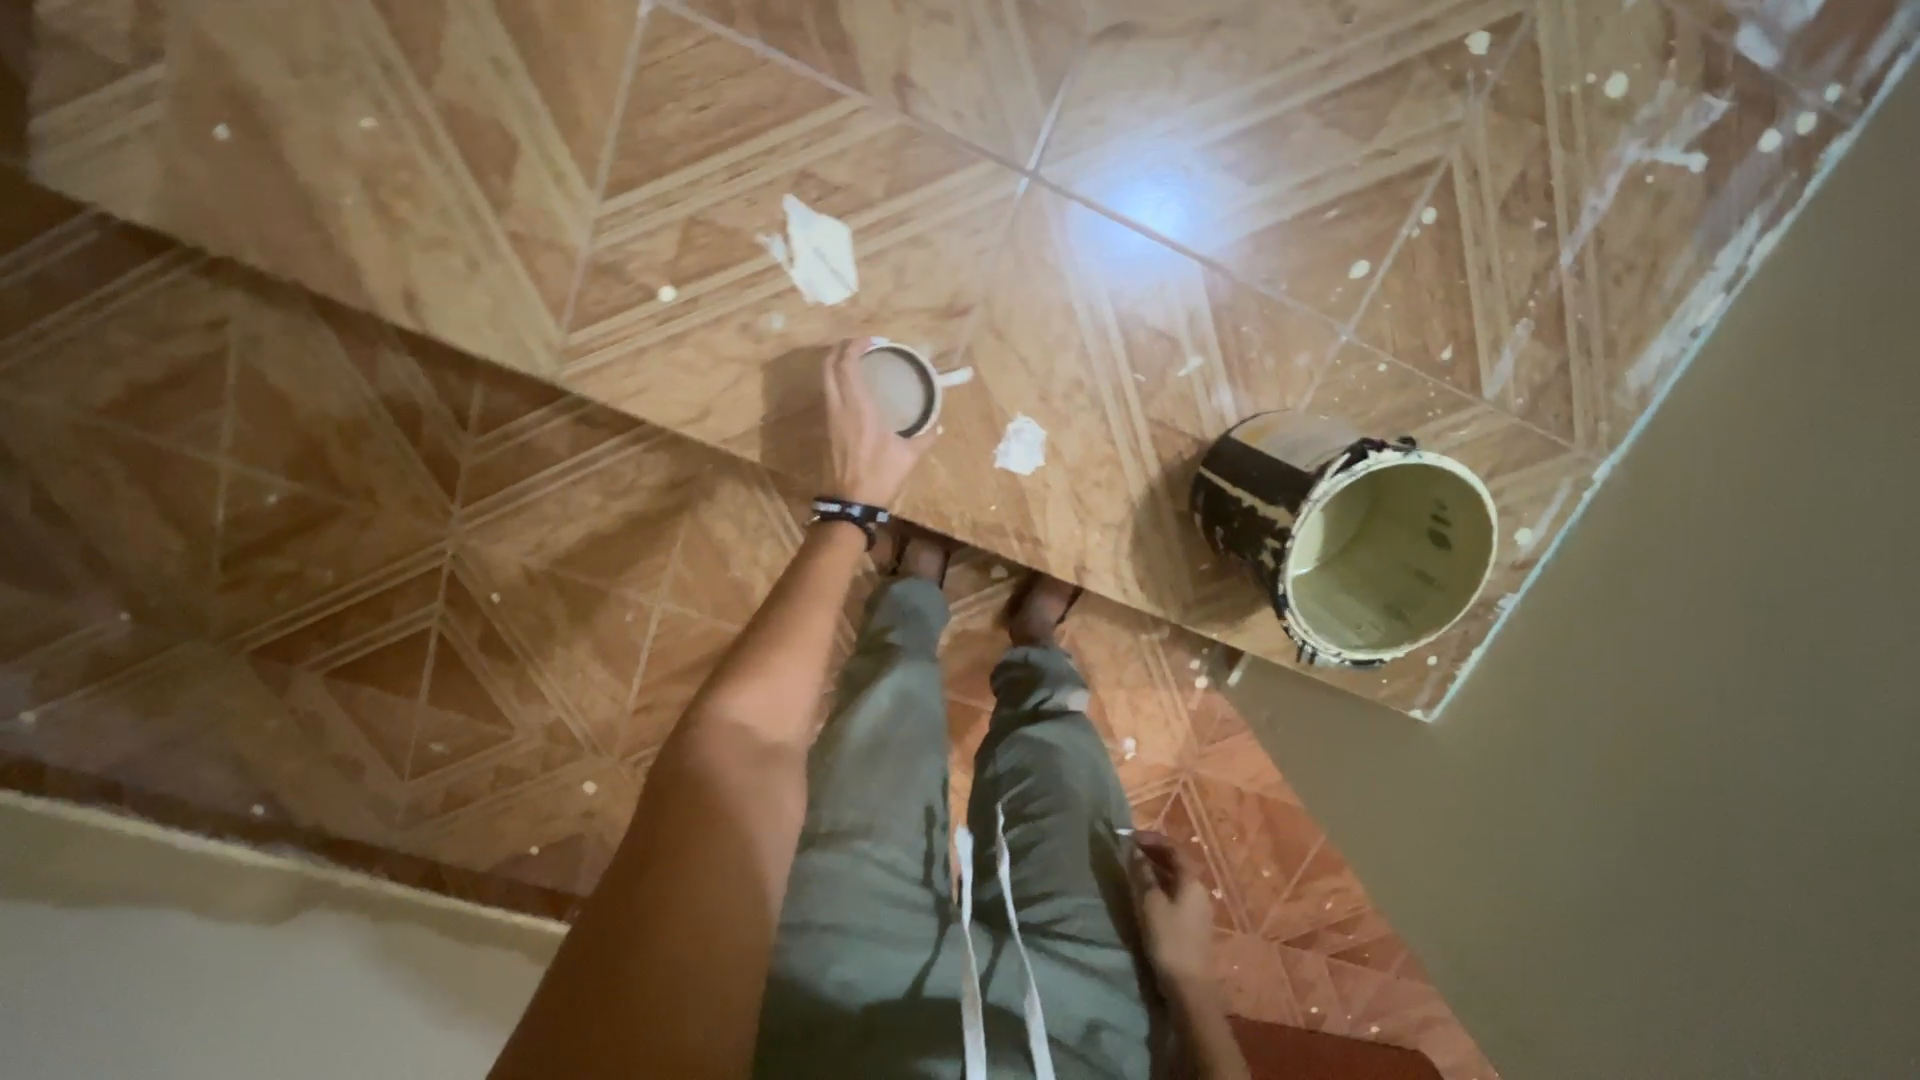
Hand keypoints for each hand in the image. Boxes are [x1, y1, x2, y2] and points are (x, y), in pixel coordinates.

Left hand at [822, 337, 931, 507]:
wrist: (849, 503)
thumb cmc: (880, 477)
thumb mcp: (909, 456)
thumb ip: (925, 437)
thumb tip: (939, 425)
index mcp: (859, 407)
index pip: (848, 364)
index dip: (856, 346)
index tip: (873, 341)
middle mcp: (839, 406)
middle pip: (829, 365)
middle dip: (841, 348)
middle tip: (860, 345)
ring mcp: (829, 418)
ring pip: (825, 380)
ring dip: (836, 364)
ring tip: (855, 361)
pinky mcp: (825, 429)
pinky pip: (827, 395)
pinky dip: (836, 382)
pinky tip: (851, 388)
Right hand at [1129, 830, 1217, 991]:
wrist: (1189, 986)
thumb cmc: (1169, 940)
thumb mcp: (1151, 903)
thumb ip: (1143, 874)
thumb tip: (1135, 852)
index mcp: (1192, 881)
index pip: (1173, 848)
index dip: (1152, 839)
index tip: (1130, 836)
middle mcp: (1198, 890)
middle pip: (1177, 862)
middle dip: (1154, 852)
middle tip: (1130, 849)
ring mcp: (1197, 908)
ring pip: (1176, 878)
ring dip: (1156, 868)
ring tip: (1134, 867)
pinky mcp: (1192, 923)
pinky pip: (1175, 893)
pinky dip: (1160, 885)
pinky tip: (1145, 892)